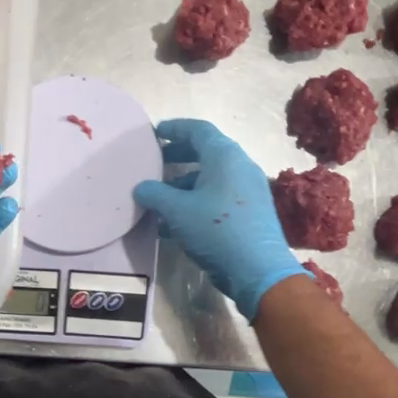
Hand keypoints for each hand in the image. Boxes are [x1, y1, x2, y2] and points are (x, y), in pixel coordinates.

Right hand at [132, 118, 307, 320]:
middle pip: (205, 152)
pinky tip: (176, 222)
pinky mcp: (249, 212)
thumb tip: (140, 188)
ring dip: (184, 184)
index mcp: (224, 156)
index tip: (155, 133)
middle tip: (155, 163)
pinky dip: (196, 201)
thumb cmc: (215, 230)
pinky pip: (218, 196)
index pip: (198, 130)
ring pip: (211, 178)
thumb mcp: (177, 211)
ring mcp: (247, 190)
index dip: (174, 128)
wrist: (257, 269)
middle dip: (178, 156)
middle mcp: (240, 166)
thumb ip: (155, 194)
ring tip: (161, 198)